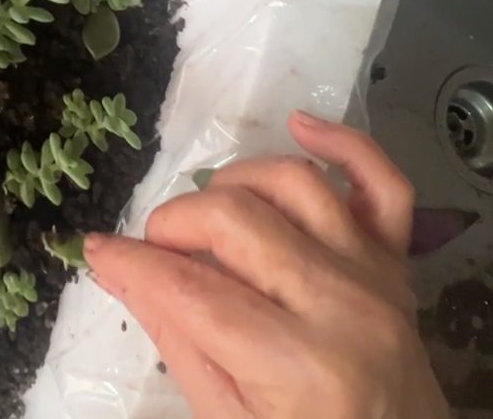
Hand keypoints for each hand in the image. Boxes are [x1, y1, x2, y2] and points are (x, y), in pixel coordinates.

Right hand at [84, 110, 449, 418]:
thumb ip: (172, 334)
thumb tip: (110, 264)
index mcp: (303, 368)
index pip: (192, 290)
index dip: (132, 262)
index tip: (95, 249)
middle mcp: (346, 309)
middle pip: (235, 219)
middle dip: (173, 223)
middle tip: (155, 249)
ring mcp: (376, 277)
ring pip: (292, 181)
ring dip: (231, 185)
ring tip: (207, 217)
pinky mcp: (397, 260)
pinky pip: (382, 183)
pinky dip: (342, 142)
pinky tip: (297, 124)